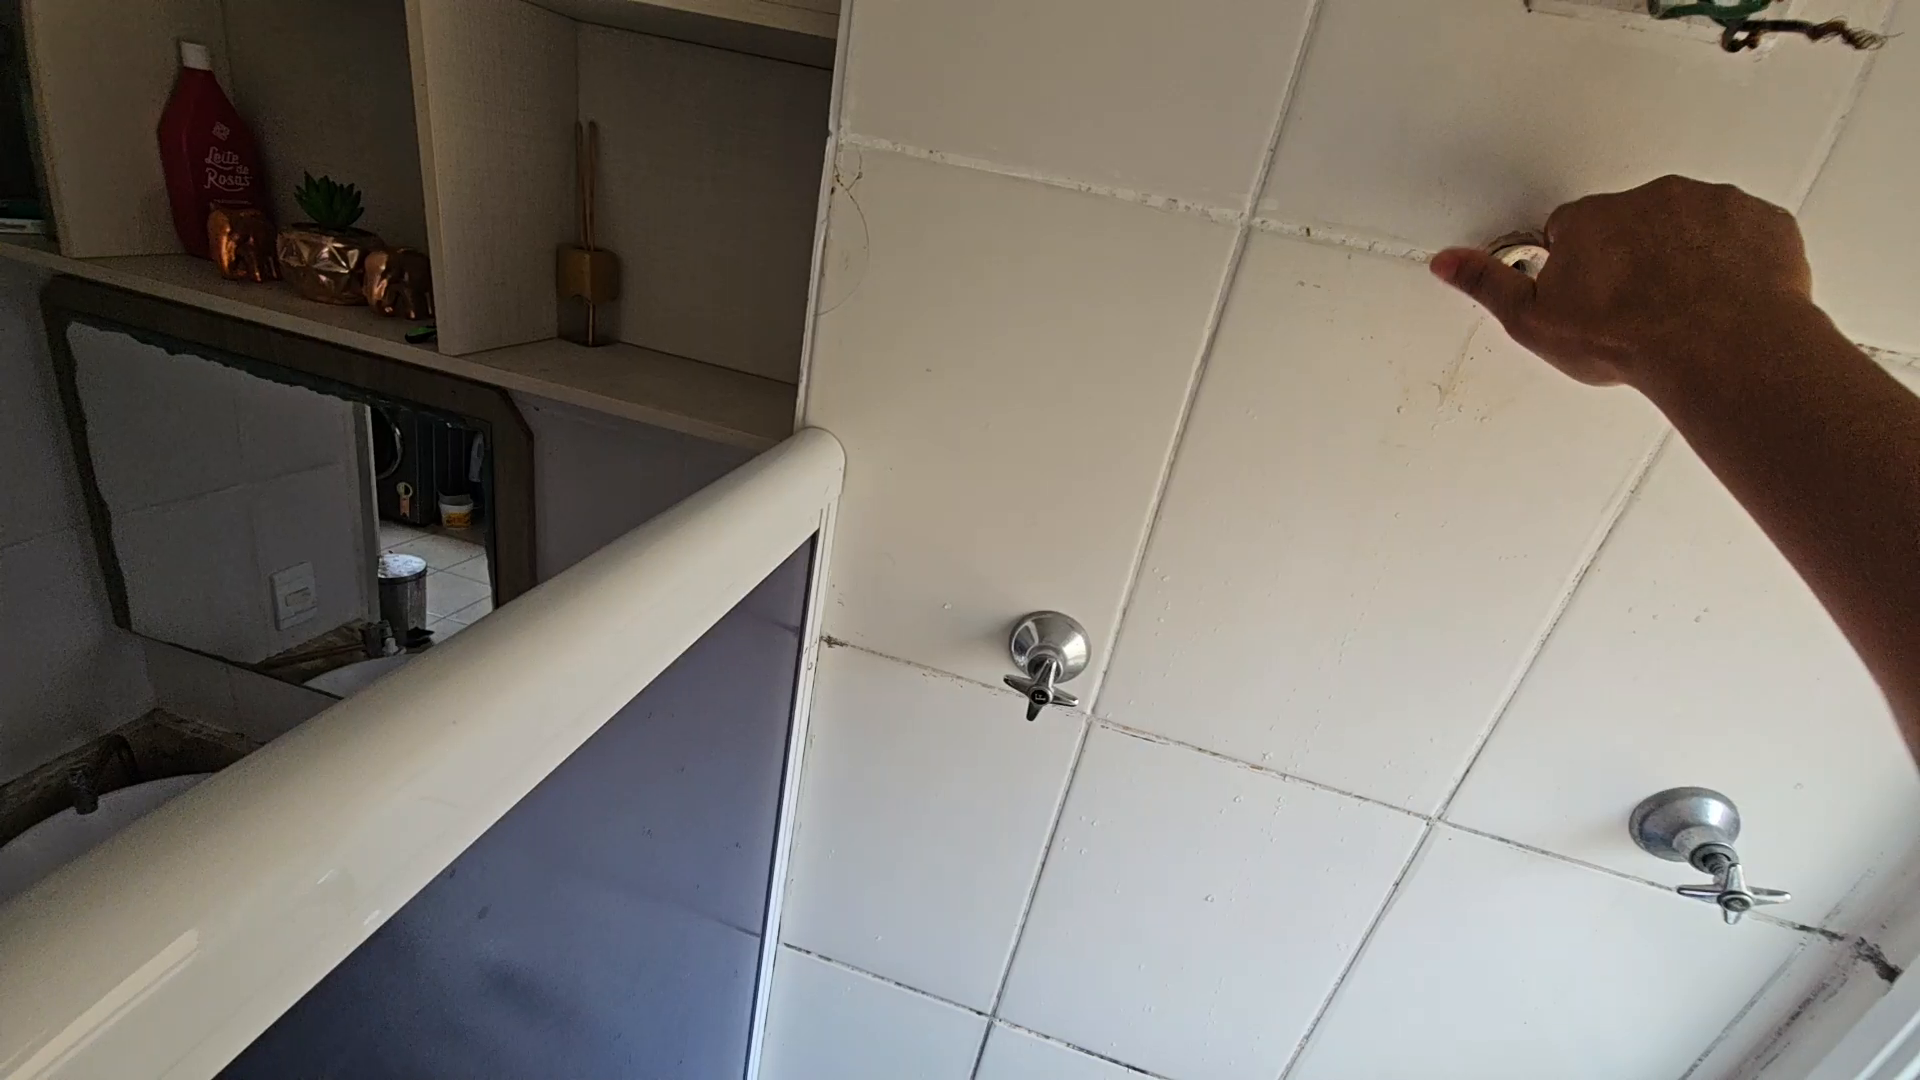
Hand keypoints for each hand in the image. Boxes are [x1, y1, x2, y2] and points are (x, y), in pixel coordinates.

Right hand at [1429, 176, 1816, 389]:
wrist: (1718, 346)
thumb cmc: (1627, 334)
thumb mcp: (1530, 319)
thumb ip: (1486, 283)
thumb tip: (1447, 261)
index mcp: (1591, 219)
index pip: (1565, 229)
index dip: (1565, 264)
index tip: (1572, 292)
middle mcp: (1651, 199)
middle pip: (1624, 222)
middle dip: (1619, 256)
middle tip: (1615, 305)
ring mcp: (1712, 206)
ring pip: (1679, 224)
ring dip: (1670, 254)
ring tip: (1662, 304)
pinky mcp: (1760, 222)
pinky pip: (1733, 232)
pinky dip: (1720, 258)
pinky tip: (1704, 295)